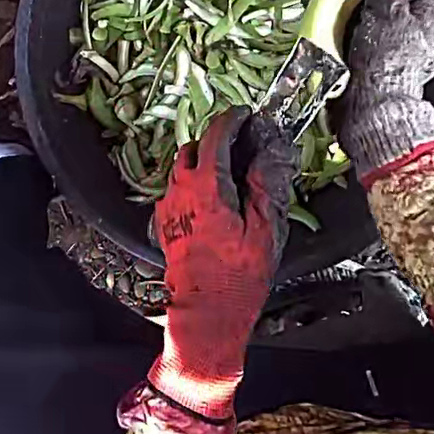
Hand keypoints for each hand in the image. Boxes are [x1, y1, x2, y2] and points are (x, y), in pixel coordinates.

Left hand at [148, 106, 296, 418]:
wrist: (204, 318)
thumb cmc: (237, 278)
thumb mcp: (265, 230)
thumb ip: (264, 185)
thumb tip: (268, 152)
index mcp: (207, 189)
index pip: (216, 136)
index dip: (232, 120)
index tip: (246, 115)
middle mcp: (180, 192)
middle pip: (193, 147)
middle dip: (215, 139)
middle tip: (241, 145)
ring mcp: (168, 207)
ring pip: (181, 168)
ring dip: (203, 161)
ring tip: (230, 172)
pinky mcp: (164, 223)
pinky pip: (177, 189)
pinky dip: (193, 182)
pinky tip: (214, 199)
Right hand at [338, 0, 433, 180]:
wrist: (371, 120)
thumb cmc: (385, 65)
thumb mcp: (387, 14)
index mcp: (421, 20)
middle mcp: (413, 38)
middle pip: (408, 4)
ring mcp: (394, 58)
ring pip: (388, 24)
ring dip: (376, 10)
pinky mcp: (374, 75)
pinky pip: (367, 44)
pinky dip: (358, 32)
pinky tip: (345, 31)